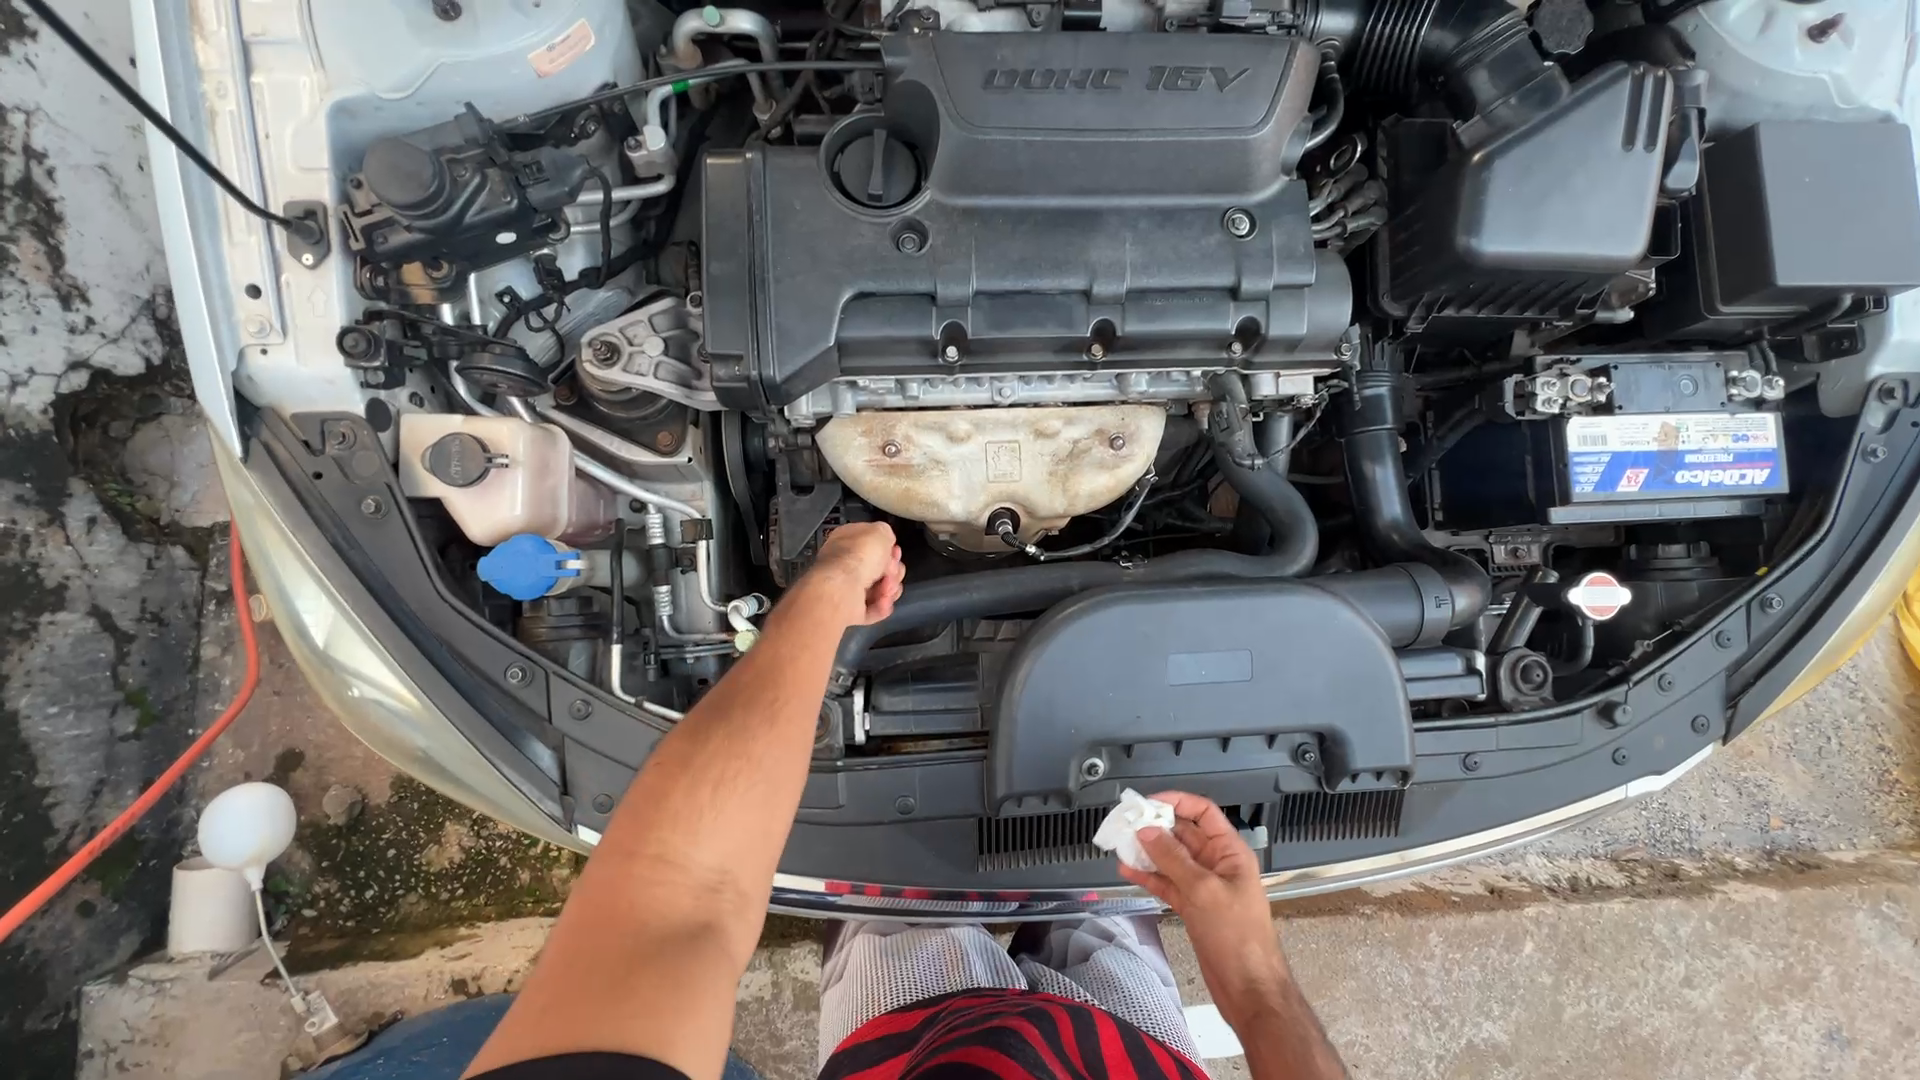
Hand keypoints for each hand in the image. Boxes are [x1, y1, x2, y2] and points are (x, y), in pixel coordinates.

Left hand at [796, 522, 905, 626]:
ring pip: (880, 589)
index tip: (895, 552)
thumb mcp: (880, 531)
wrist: (842, 589)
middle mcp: (845, 564)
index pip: (872, 543)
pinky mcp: (851, 609)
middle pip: (880, 568)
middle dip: (892, 571)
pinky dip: (882, 606)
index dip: (889, 548)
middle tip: (890, 571)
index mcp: (848, 541)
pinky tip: (884, 601)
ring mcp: (847, 588)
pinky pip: (874, 608)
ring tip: (886, 588)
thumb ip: (885, 532)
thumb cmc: (857, 558)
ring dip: (890, 589)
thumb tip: (887, 538)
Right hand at [1118, 791, 1288, 1028]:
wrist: (1249, 989)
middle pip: (1182, 833)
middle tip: (1126, 825)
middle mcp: (1216, 863)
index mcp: (1229, 851)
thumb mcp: (1203, 890)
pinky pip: (1167, 882)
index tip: (1147, 802)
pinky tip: (1128, 871)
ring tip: (1121, 846)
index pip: (1202, 812)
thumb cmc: (1238, 937)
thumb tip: (1146, 831)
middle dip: (1155, 827)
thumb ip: (1173, 858)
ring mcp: (1203, 885)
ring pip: (1171, 858)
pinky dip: (1148, 876)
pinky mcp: (1192, 905)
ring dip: (1147, 851)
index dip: (1176, 801)